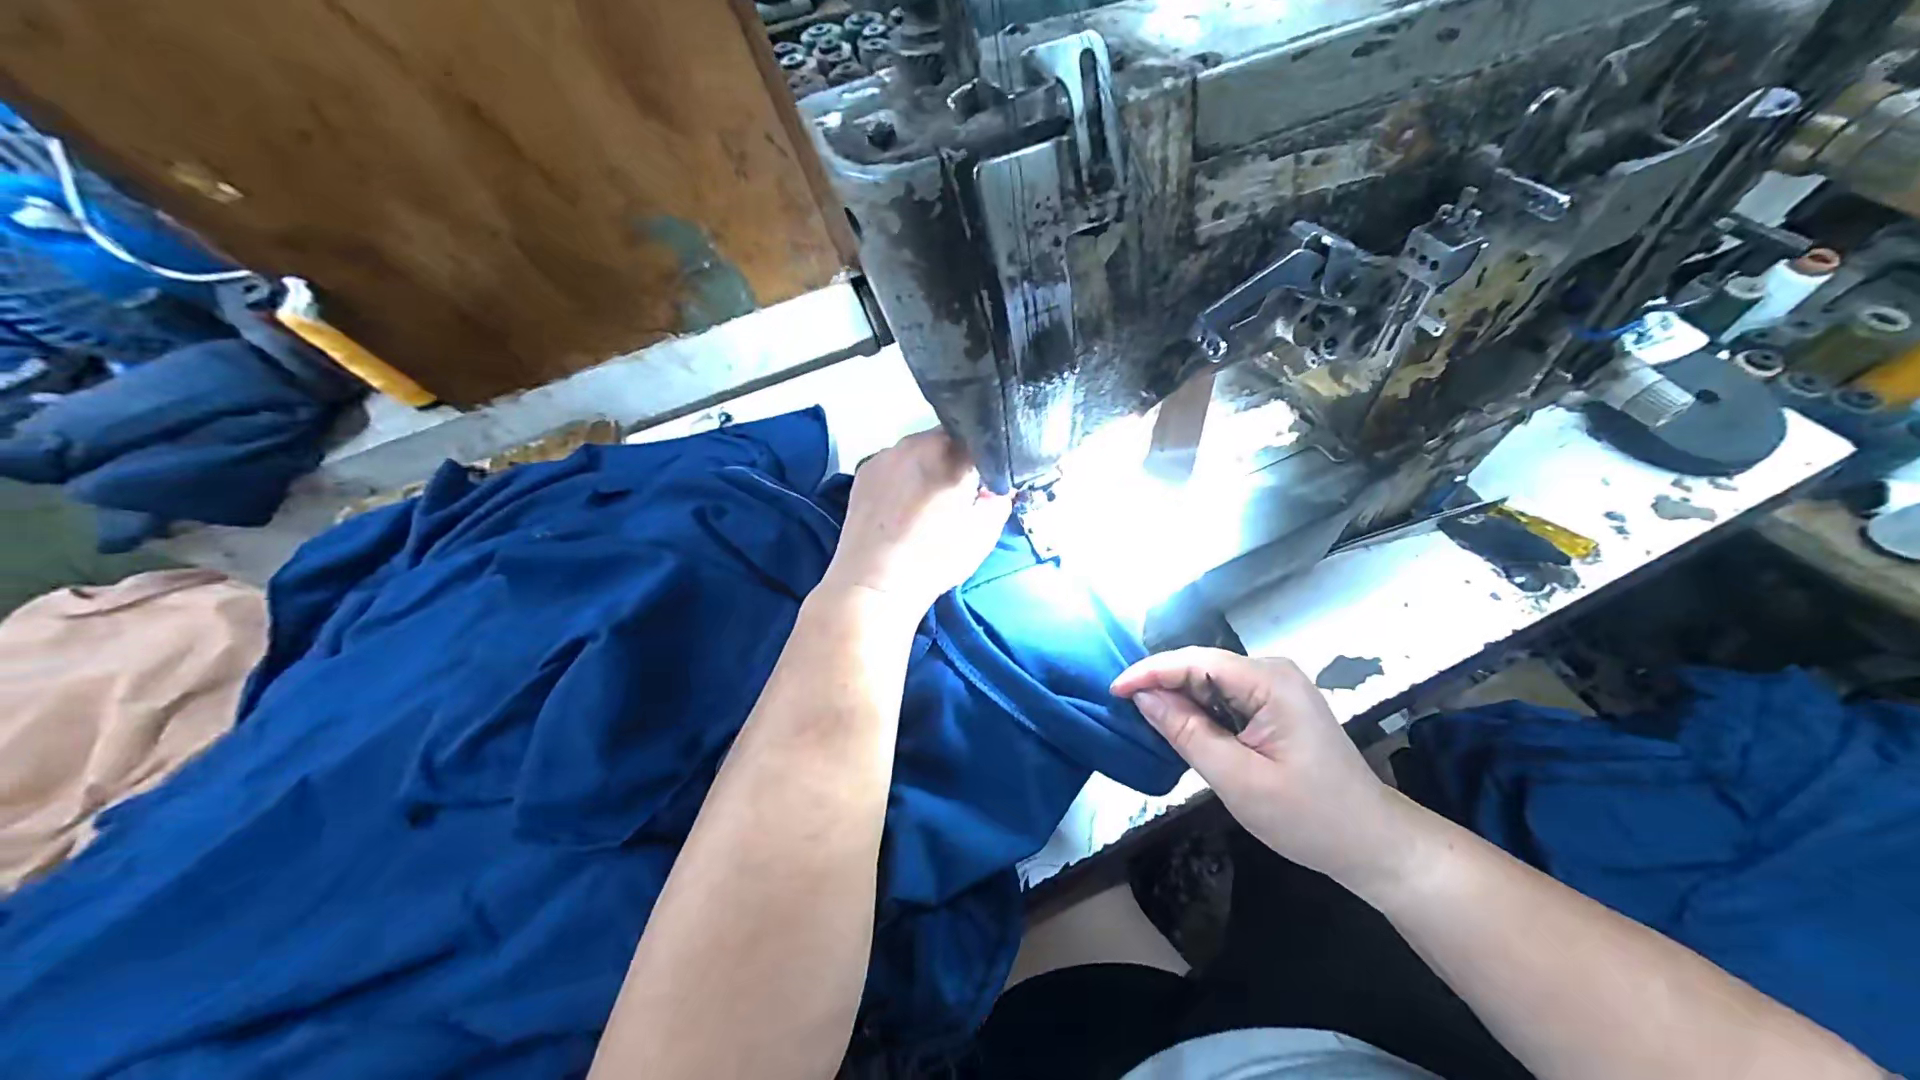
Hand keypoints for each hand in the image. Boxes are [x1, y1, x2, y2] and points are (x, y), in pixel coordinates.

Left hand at [821, 429, 1011, 611]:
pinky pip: (893, 463)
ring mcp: (887, 455)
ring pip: (918, 449)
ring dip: (928, 466)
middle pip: (947, 439)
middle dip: (956, 460)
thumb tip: (994, 489)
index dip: (985, 460)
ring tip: (927, 502)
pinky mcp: (865, 470)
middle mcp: (918, 443)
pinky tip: (901, 504)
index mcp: (953, 454)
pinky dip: (902, 475)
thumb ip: (998, 501)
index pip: (980, 441)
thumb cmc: (934, 559)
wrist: (874, 582)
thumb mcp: (983, 534)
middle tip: (957, 494)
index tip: (985, 482)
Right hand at [1112, 648, 1419, 892]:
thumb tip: (1144, 697)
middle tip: (1125, 710)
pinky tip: (1182, 728)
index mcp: (1270, 682)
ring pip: (1210, 682)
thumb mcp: (1237, 779)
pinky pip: (1225, 697)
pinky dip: (1199, 710)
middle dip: (1161, 684)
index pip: (1195, 662)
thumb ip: (1187, 732)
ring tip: (1145, 720)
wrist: (1372, 843)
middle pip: (1201, 667)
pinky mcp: (1276, 705)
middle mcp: (1273, 673)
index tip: (1113, 691)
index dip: (1150, 672)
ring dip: (1178, 699)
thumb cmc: (1309, 817)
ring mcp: (1277, 688)